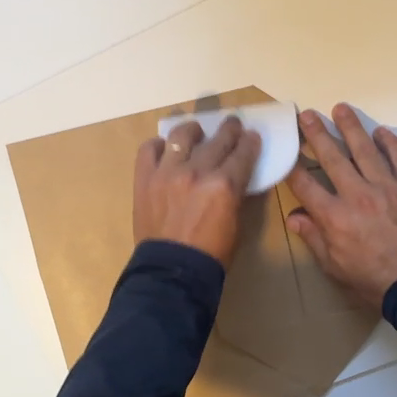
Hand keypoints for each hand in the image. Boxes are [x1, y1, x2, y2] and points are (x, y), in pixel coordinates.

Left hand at [133, 115, 262, 265]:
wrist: (172, 272)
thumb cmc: (211, 255)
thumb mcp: (235, 224)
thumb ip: (235, 196)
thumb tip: (235, 179)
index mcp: (224, 186)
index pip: (243, 154)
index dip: (250, 142)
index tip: (251, 136)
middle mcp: (197, 172)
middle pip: (217, 140)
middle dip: (229, 130)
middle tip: (232, 124)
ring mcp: (167, 173)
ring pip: (182, 136)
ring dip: (193, 130)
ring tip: (196, 131)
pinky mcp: (145, 179)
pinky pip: (149, 150)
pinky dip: (159, 146)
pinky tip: (165, 148)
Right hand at [286, 104, 396, 306]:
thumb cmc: (374, 282)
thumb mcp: (335, 268)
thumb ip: (315, 238)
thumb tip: (294, 216)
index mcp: (334, 217)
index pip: (305, 184)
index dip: (293, 166)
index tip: (286, 149)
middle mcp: (357, 195)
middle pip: (332, 157)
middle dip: (317, 134)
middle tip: (308, 114)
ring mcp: (388, 187)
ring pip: (365, 150)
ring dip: (351, 127)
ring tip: (341, 109)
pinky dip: (390, 143)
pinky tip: (381, 132)